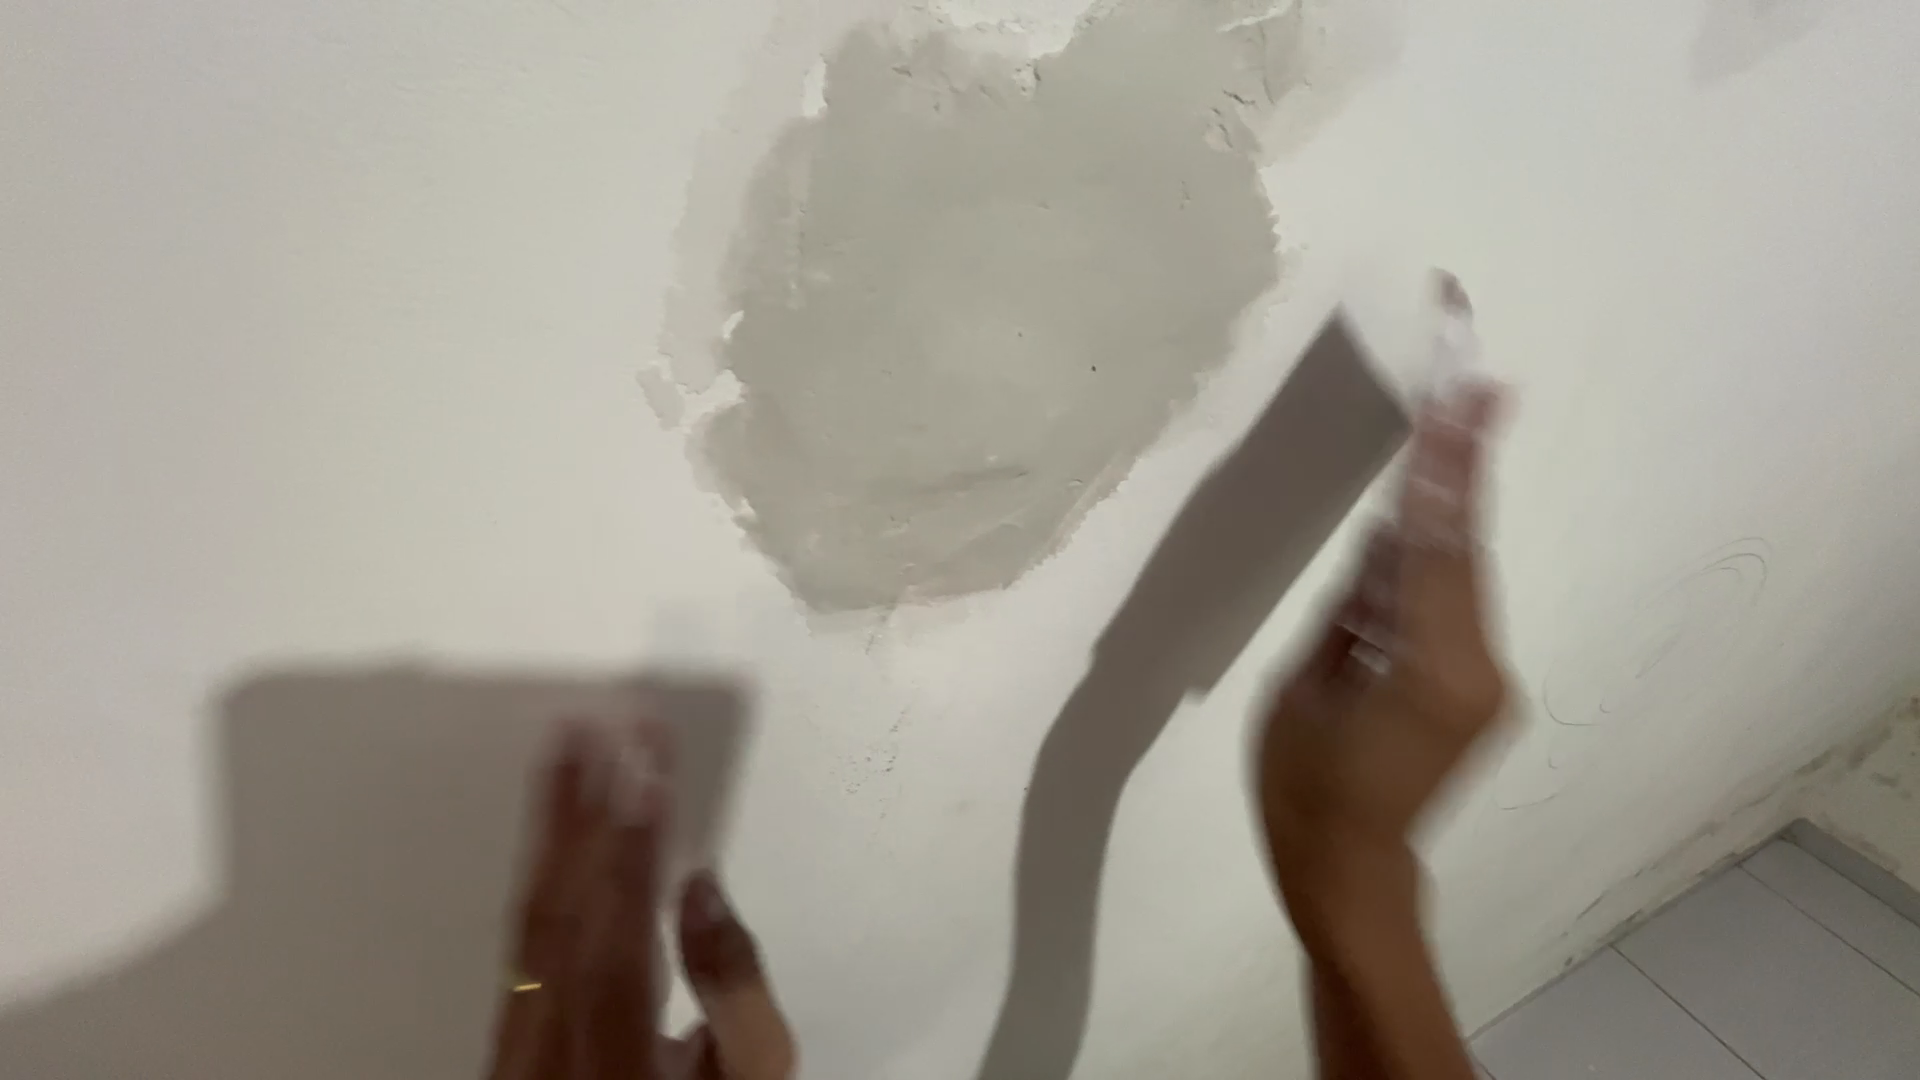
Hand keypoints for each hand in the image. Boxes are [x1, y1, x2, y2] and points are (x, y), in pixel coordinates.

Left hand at [487, 723, 794, 1079]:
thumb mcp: (753, 1068)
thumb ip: (734, 983)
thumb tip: (702, 886)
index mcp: (616, 1051)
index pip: (621, 927)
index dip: (636, 841)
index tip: (649, 764)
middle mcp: (551, 1040)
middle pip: (561, 909)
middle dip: (586, 807)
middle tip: (607, 727)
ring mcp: (519, 1035)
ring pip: (531, 914)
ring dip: (553, 821)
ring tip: (572, 746)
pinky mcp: (515, 1022)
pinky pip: (523, 930)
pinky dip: (540, 860)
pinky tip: (556, 821)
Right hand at [1257, 383, 1508, 937]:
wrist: (1347, 868)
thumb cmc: (1299, 786)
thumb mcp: (1302, 691)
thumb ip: (1349, 618)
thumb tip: (1382, 553)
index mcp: (1428, 671)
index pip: (1434, 552)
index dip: (1446, 473)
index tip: (1464, 398)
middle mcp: (1476, 667)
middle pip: (1462, 553)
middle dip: (1462, 470)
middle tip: (1477, 386)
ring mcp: (1484, 679)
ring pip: (1460, 576)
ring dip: (1445, 511)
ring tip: (1454, 424)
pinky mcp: (1475, 688)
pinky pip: (1450, 607)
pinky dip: (1434, 560)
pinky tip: (1418, 518)